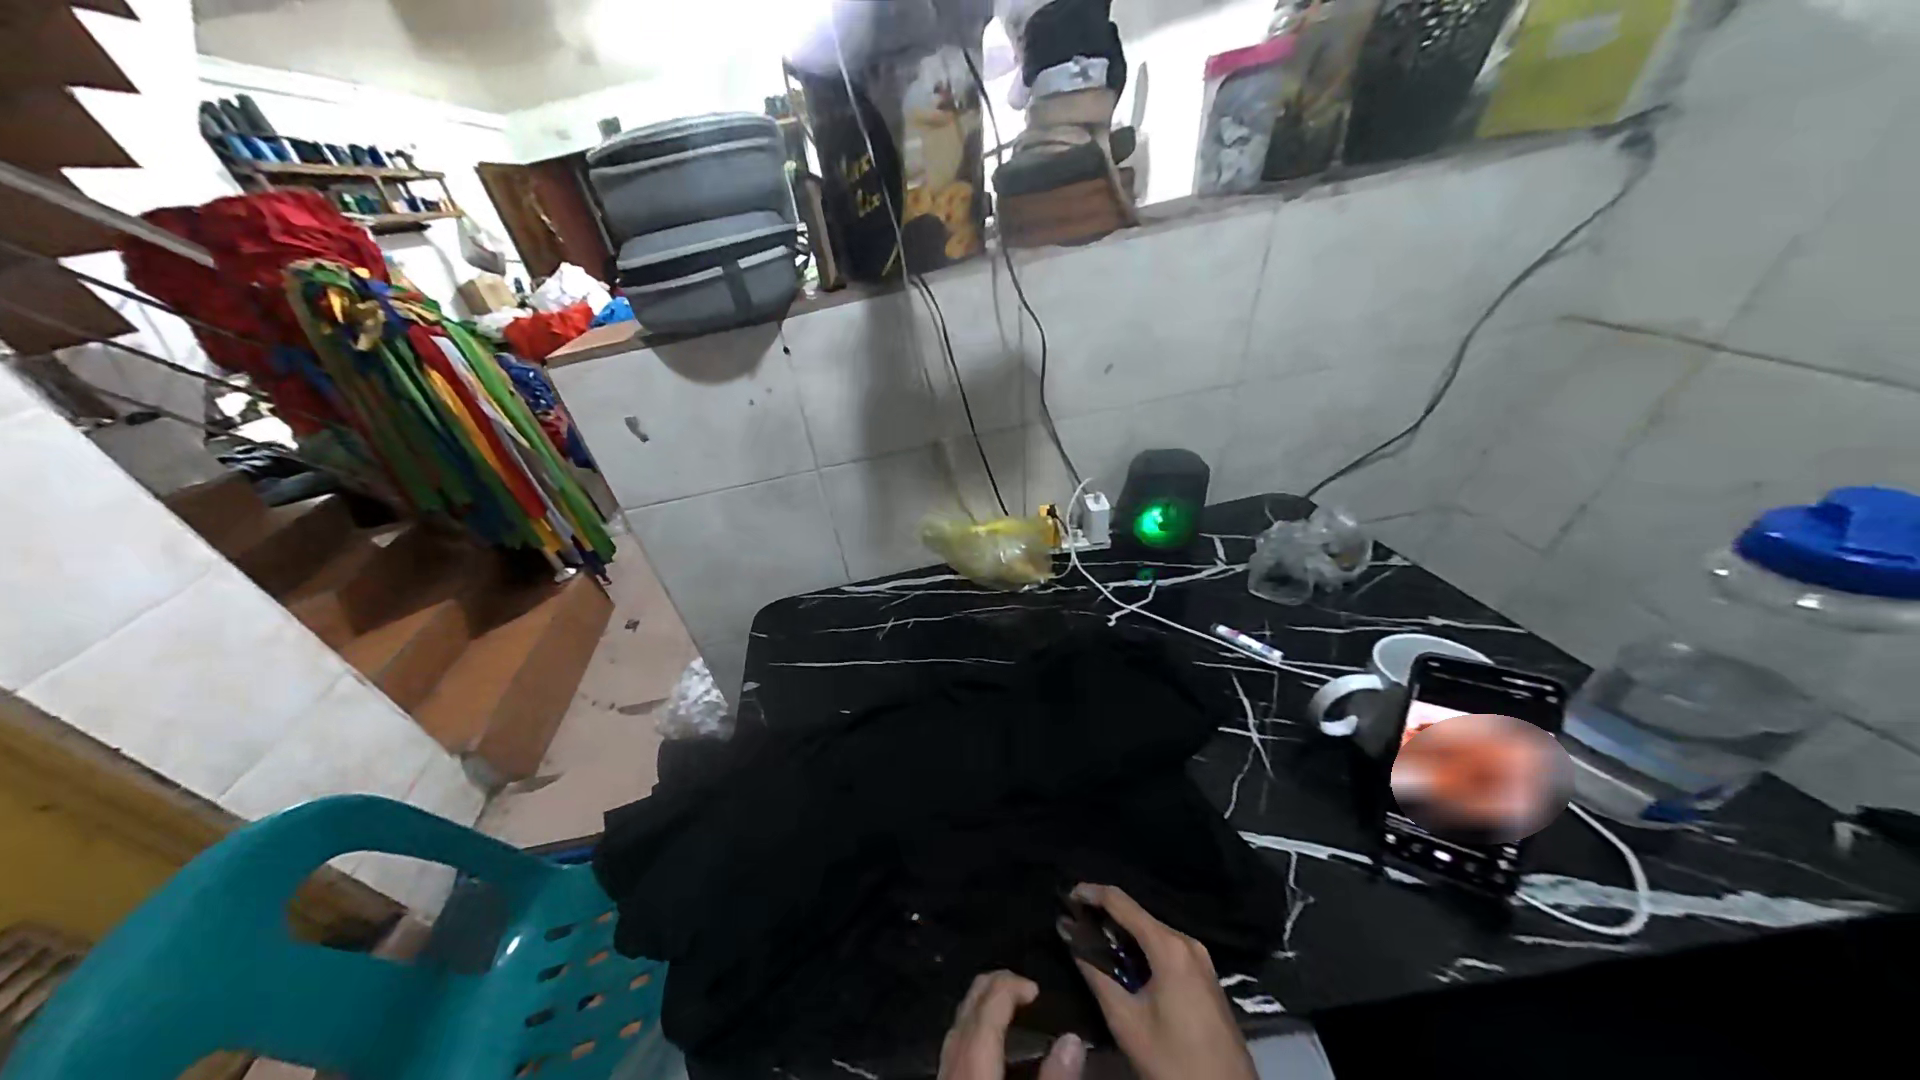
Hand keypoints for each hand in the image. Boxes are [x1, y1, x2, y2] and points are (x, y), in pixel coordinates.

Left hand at [938, 971, 1084, 1079]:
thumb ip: (1055, 1078)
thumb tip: (1073, 1039)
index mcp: (975, 1058)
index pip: (988, 1003)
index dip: (1011, 985)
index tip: (1036, 989)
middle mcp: (953, 1057)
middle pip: (969, 1004)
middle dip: (996, 985)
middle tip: (1025, 989)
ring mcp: (943, 1071)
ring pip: (958, 1021)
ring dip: (984, 1004)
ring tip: (1011, 1007)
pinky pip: (955, 1040)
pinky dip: (974, 1025)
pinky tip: (990, 1041)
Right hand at [1062, 884, 1256, 1079]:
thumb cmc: (1174, 1062)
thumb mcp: (1126, 1021)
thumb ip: (1095, 974)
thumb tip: (1070, 937)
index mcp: (1168, 946)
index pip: (1121, 901)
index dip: (1090, 892)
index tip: (1065, 895)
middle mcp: (1187, 942)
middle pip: (1137, 914)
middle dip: (1104, 915)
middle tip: (1073, 923)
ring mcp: (1200, 959)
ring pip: (1151, 931)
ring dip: (1121, 933)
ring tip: (1091, 941)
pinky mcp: (1205, 976)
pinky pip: (1166, 948)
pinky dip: (1140, 949)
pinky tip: (1123, 963)